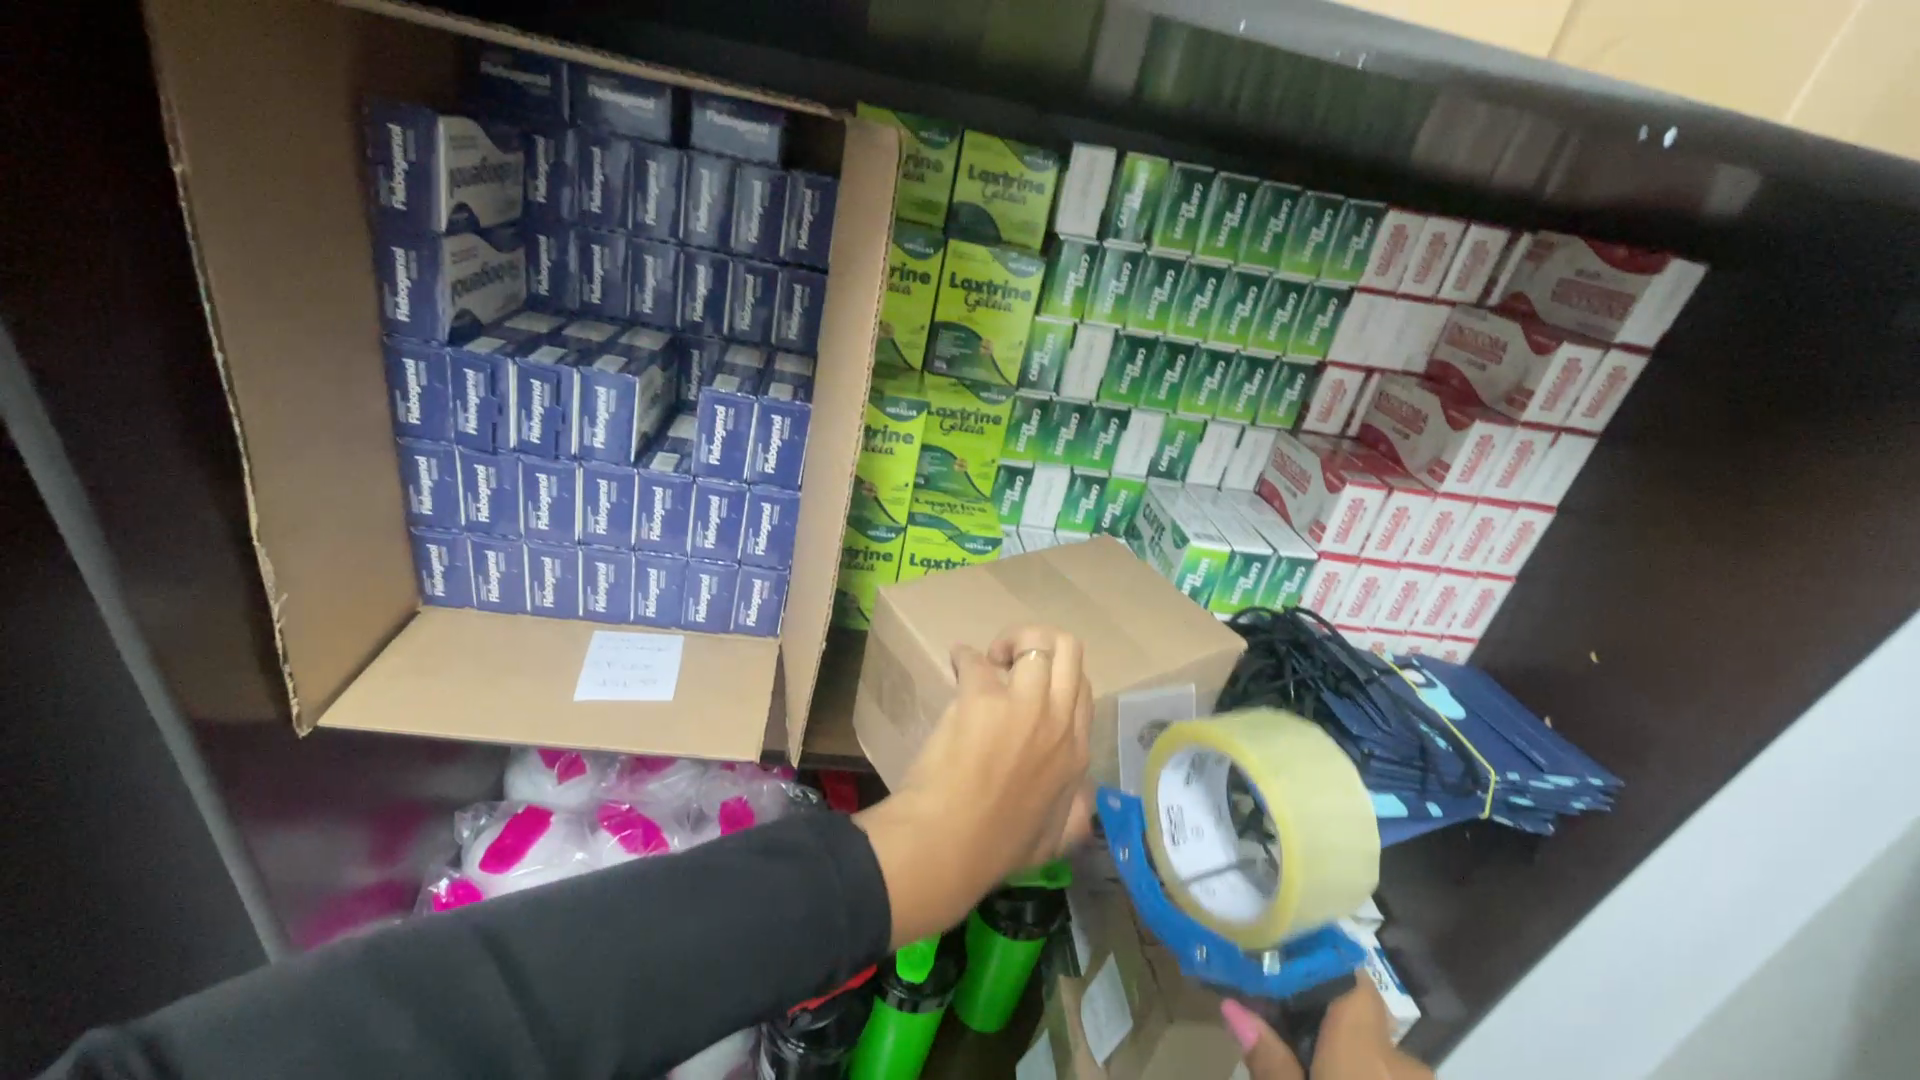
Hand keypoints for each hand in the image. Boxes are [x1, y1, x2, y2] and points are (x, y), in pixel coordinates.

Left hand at [854, 625, 1093, 947]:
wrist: (949, 845)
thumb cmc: (997, 849)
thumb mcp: (1053, 843)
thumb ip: (1075, 817)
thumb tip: (1083, 796)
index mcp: (1076, 753)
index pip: (1082, 692)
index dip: (1057, 682)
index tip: (1031, 692)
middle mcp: (1059, 721)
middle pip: (1069, 652)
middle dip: (1042, 643)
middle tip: (1013, 662)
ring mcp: (1024, 706)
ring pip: (1039, 643)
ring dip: (1013, 640)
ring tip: (991, 659)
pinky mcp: (983, 698)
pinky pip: (976, 658)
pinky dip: (965, 656)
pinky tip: (957, 662)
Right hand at [1221, 981, 1433, 1079]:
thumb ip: (1268, 1062)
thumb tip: (1234, 1005)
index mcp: (1369, 1059)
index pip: (1352, 982)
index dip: (1317, 969)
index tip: (1276, 969)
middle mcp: (1407, 1070)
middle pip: (1362, 1027)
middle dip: (1323, 1033)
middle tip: (1279, 1048)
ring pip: (1380, 1066)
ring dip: (1347, 1070)